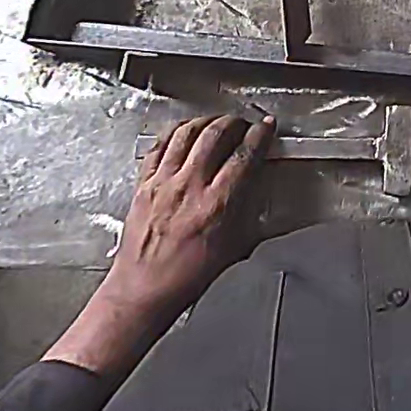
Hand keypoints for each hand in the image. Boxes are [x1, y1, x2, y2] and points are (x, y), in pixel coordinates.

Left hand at [45, 115, 273, 374]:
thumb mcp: (235, 247)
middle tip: (242, 123)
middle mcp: (190, 187)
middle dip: (234, 122)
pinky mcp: (144, 183)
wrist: (144, 290)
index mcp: (217, 204)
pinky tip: (183, 131)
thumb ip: (251, 215)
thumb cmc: (187, 277)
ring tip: (216, 121)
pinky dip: (175, 132)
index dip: (260, 135)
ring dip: (206, 121)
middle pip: (215, 135)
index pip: (245, 155)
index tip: (266, 126)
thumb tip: (265, 195)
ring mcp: (164, 182)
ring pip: (187, 133)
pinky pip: (159, 145)